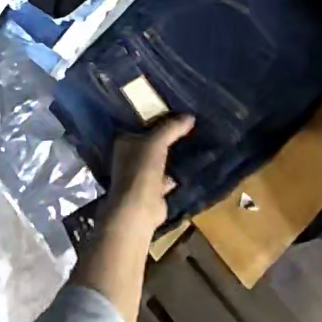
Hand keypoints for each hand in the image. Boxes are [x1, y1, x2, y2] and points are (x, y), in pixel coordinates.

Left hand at [109, 114, 193, 232]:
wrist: (139, 208)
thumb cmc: (141, 169)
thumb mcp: (156, 142)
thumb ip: (172, 128)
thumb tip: (190, 116)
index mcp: (125, 141)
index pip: (143, 124)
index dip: (160, 118)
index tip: (179, 112)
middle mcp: (130, 156)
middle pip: (153, 142)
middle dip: (170, 137)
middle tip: (192, 126)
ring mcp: (141, 173)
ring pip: (162, 158)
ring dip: (175, 154)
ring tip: (197, 142)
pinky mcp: (154, 189)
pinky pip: (169, 174)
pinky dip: (179, 171)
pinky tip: (195, 163)